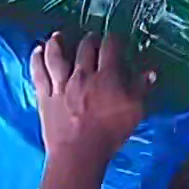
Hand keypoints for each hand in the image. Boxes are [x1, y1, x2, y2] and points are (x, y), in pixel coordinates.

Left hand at [31, 32, 149, 177]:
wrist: (78, 153)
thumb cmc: (110, 132)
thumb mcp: (135, 110)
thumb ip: (141, 88)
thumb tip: (151, 72)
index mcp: (107, 76)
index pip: (110, 48)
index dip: (113, 39)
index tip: (115, 38)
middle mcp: (83, 74)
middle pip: (85, 49)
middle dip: (89, 39)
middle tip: (92, 37)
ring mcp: (61, 84)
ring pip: (57, 56)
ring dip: (58, 43)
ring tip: (58, 35)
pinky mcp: (45, 96)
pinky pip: (39, 73)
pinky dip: (37, 59)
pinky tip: (37, 50)